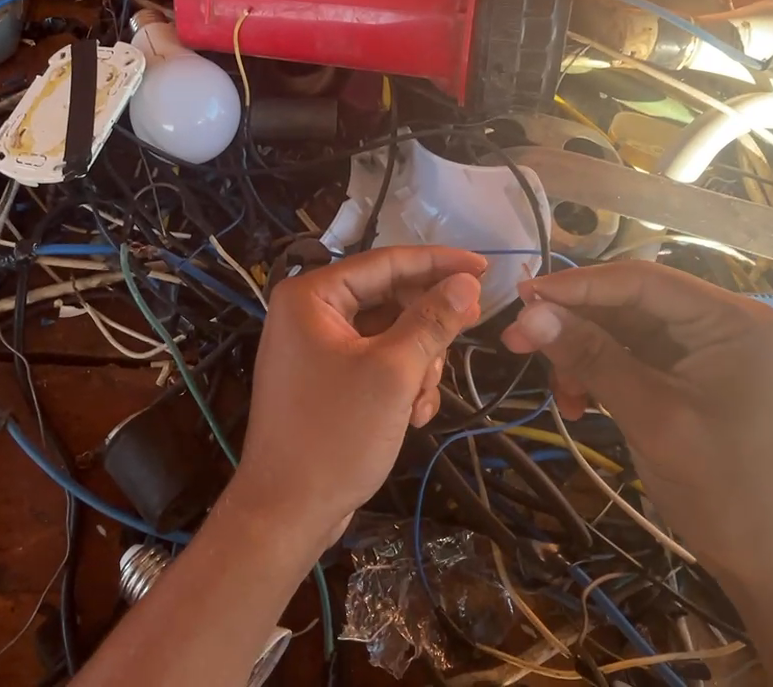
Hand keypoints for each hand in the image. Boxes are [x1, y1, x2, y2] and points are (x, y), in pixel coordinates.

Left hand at [229, 246, 486, 544]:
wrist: (287, 510)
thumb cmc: (335, 434)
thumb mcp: (393, 373)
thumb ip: (431, 322)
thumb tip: (466, 283)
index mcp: (311, 296)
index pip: (384, 262)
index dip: (437, 263)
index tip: (485, 268)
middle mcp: (308, 312)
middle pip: (388, 299)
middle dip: (424, 331)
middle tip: (454, 350)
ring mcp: (314, 347)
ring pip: (388, 334)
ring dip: (416, 364)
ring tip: (420, 401)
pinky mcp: (325, 379)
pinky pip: (374, 362)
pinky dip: (400, 383)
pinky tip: (412, 416)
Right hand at [501, 262, 772, 587]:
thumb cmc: (729, 488)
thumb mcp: (653, 417)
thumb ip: (591, 357)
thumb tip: (526, 311)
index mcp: (731, 320)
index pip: (640, 280)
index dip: (576, 284)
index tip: (520, 298)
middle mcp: (718, 324)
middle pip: (626, 303)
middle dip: (572, 325)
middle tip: (516, 342)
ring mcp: (702, 354)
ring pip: (620, 331)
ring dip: (580, 355)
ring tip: (559, 393)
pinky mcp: (686, 381)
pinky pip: (628, 359)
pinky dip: (597, 376)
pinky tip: (578, 405)